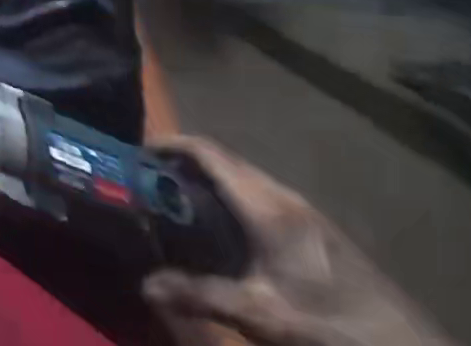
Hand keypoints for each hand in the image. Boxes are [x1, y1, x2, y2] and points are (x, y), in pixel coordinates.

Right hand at [143, 137, 454, 345]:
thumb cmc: (334, 327)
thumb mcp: (263, 316)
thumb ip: (202, 295)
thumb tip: (145, 284)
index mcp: (265, 205)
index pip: (208, 150)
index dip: (169, 143)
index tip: (136, 153)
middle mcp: (282, 194)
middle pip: (223, 158)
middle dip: (182, 161)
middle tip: (149, 182)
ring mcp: (302, 208)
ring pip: (242, 175)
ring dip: (206, 178)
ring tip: (176, 203)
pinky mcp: (314, 227)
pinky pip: (257, 193)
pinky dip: (228, 194)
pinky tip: (222, 230)